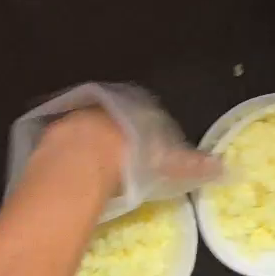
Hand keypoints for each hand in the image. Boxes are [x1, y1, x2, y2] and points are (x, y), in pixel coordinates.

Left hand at [7, 83, 220, 217]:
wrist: (81, 156)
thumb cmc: (130, 155)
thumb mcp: (165, 160)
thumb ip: (189, 164)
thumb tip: (222, 168)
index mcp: (136, 107)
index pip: (148, 117)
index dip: (150, 135)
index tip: (151, 152)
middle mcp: (107, 105)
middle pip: (116, 120)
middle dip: (119, 136)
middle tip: (123, 159)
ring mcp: (77, 115)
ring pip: (89, 127)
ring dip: (92, 142)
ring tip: (97, 167)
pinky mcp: (52, 131)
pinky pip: (64, 141)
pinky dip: (69, 153)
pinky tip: (71, 171)